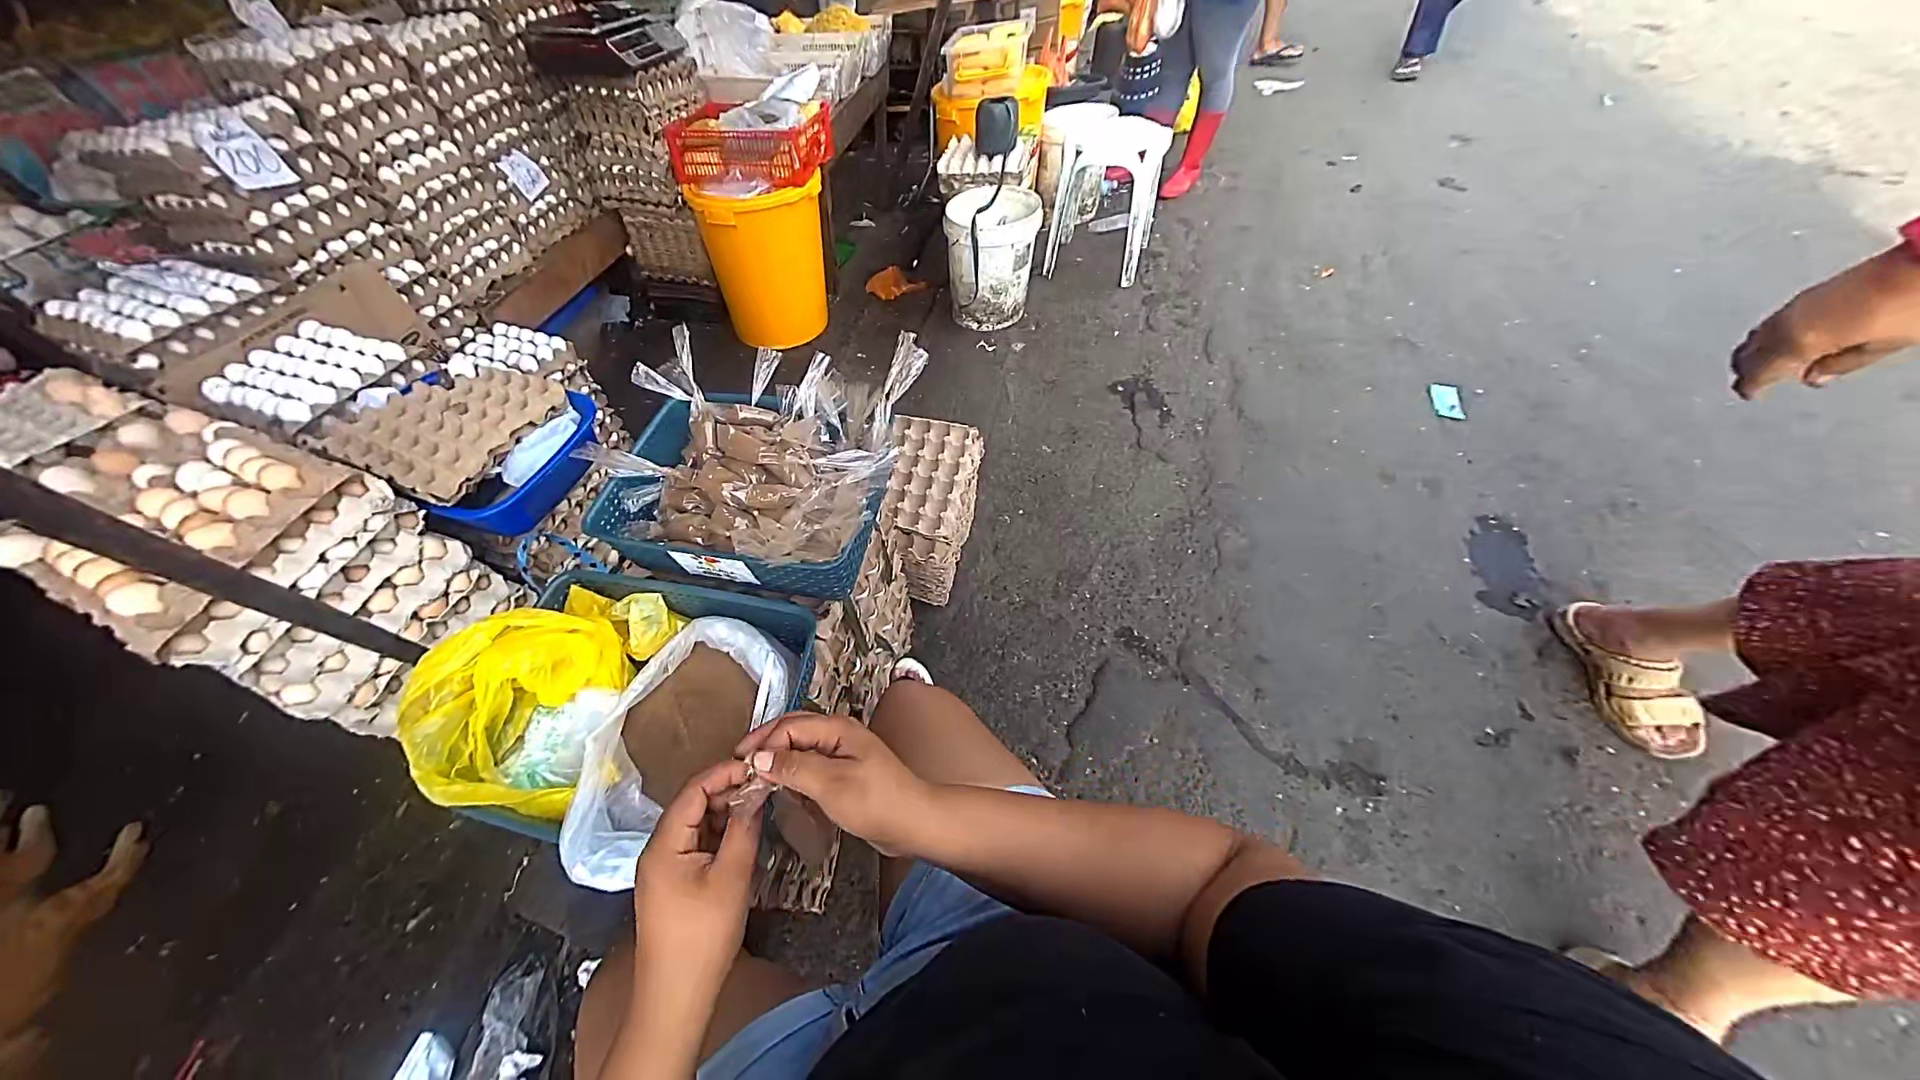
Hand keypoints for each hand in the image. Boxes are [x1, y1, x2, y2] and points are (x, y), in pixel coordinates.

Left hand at [631, 760, 765, 996]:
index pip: (693, 790)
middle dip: (728, 791)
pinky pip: (698, 843)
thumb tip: (757, 792)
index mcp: (663, 844)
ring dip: (726, 812)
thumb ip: (745, 828)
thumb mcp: (732, 876)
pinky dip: (721, 833)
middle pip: (693, 804)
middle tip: (764, 787)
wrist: (677, 996)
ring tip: (759, 807)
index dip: (725, 773)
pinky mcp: (674, 881)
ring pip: (698, 823)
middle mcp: (658, 849)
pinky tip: (744, 833)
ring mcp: (665, 866)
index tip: (758, 768)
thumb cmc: (703, 936)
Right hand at [735, 714, 932, 856]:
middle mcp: (840, 734)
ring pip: (802, 748)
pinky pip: (813, 765)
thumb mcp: (831, 783)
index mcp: (838, 729)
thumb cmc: (878, 802)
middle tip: (741, 766)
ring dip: (779, 758)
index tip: (741, 764)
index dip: (763, 742)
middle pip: (794, 731)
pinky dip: (794, 773)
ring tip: (756, 776)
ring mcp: (844, 752)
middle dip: (767, 745)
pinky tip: (783, 788)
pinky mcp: (846, 772)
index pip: (789, 726)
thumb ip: (795, 768)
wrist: (914, 822)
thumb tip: (760, 758)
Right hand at [1731, 243, 1919, 398]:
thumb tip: (1817, 375)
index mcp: (1798, 343)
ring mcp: (1796, 305)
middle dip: (1747, 368)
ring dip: (1758, 351)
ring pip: (1758, 336)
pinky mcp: (1811, 292)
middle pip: (1748, 353)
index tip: (1750, 394)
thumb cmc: (1915, 300)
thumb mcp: (1888, 344)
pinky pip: (1775, 320)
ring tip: (1765, 360)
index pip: (1757, 373)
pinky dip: (1772, 334)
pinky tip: (1786, 337)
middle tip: (1750, 379)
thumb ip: (1845, 363)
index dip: (1751, 387)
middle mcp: (1787, 324)